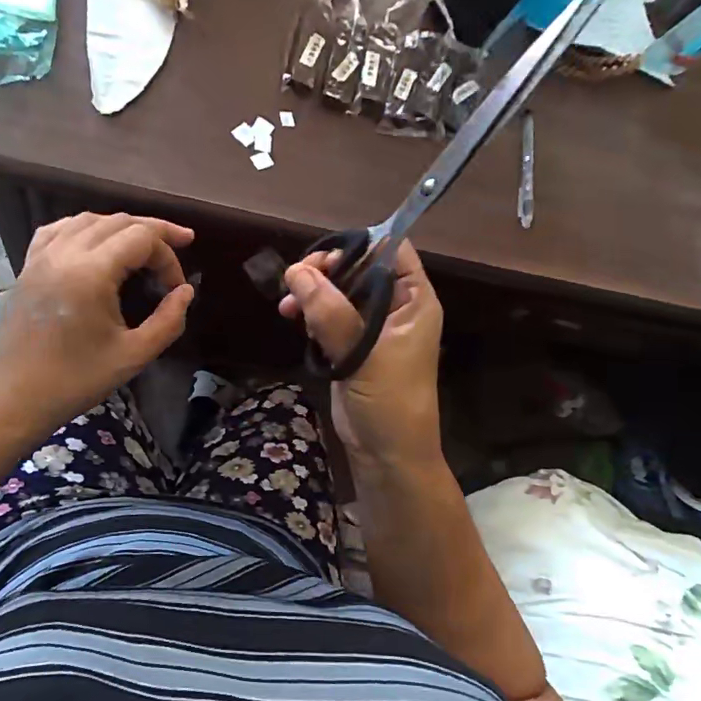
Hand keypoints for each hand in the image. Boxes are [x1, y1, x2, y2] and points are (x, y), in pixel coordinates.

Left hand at [0, 213, 194, 432]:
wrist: (14, 397)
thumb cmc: (75, 380)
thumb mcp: (133, 355)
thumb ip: (168, 321)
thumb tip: (186, 292)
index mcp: (91, 272)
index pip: (142, 238)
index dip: (168, 257)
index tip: (176, 289)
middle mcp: (65, 253)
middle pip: (118, 221)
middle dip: (153, 232)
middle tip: (182, 244)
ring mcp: (42, 256)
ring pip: (89, 220)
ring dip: (121, 227)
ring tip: (145, 244)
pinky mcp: (28, 267)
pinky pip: (59, 230)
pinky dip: (85, 228)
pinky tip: (96, 242)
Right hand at [279, 242, 442, 464]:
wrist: (387, 454)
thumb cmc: (389, 402)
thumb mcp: (364, 354)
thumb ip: (331, 313)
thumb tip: (295, 272)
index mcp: (413, 300)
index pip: (391, 250)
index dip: (358, 246)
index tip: (322, 261)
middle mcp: (394, 306)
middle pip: (358, 267)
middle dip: (325, 270)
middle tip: (294, 283)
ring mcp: (371, 326)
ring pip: (338, 290)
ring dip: (311, 293)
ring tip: (287, 308)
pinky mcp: (350, 345)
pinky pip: (328, 315)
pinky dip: (310, 313)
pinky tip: (293, 320)